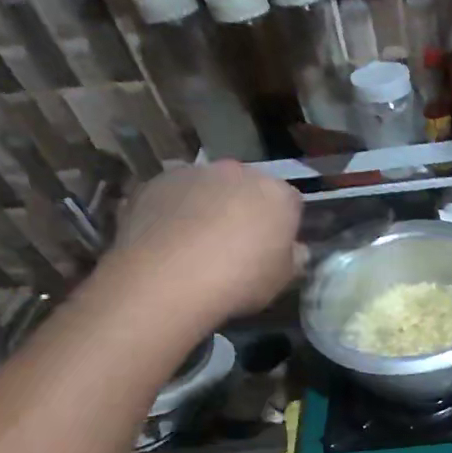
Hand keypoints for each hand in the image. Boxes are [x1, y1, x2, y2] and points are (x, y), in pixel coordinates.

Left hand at [104, 161, 302, 317]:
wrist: (168, 277)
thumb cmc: (240, 279)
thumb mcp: (282, 280)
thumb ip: (293, 258)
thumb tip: (295, 249)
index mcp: (277, 194)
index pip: (291, 202)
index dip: (285, 224)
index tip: (275, 247)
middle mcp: (238, 172)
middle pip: (249, 187)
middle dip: (246, 208)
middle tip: (238, 244)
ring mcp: (194, 172)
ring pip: (210, 187)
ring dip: (210, 206)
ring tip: (198, 244)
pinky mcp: (156, 181)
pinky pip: (176, 195)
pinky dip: (176, 211)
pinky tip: (170, 241)